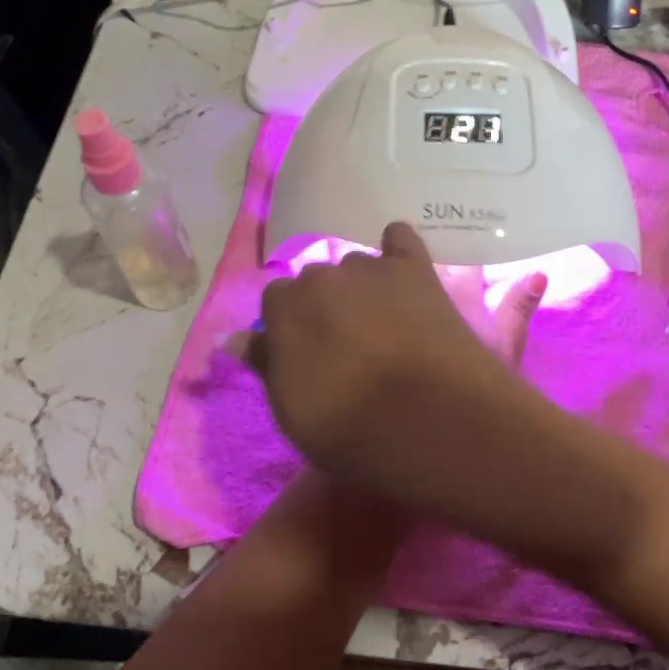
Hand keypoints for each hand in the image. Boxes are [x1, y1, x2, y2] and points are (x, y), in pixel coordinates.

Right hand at [251, 224, 542, 473]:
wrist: (431, 422)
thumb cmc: (351, 430)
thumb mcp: (291, 412)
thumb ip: (266, 364)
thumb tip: (237, 338)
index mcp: (284, 308)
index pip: (274, 302)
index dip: (289, 328)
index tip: (304, 356)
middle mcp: (322, 277)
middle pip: (315, 282)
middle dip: (324, 307)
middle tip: (344, 346)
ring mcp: (371, 269)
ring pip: (356, 267)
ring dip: (360, 288)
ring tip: (381, 324)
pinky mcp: (417, 271)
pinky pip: (400, 239)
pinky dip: (396, 251)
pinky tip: (402, 271)